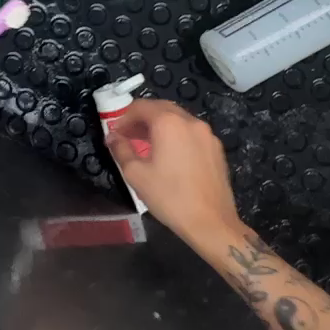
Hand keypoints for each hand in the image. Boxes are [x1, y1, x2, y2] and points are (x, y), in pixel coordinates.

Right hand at [104, 99, 243, 249]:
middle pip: (161, 108)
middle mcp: (190, 122)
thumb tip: (113, 137)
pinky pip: (191, 133)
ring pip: (178, 119)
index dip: (124, 118)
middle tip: (128, 136)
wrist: (211, 222)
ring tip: (147, 146)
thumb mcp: (135, 173)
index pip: (141, 107)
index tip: (115, 133)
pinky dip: (176, 135)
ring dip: (159, 126)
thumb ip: (121, 149)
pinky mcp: (217, 149)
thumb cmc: (169, 196)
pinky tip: (170, 155)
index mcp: (168, 123)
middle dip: (142, 119)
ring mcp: (207, 135)